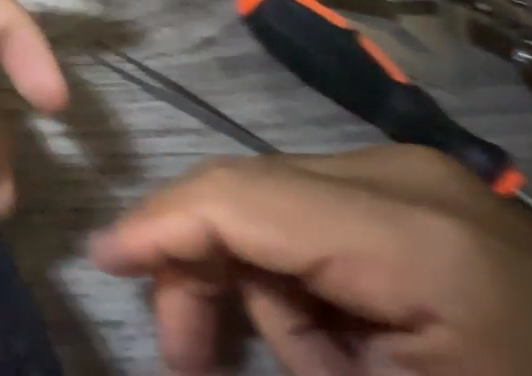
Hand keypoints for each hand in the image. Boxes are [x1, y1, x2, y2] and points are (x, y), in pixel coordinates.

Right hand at [90, 146, 531, 375]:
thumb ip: (282, 334)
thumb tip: (175, 297)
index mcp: (408, 231)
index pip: (236, 198)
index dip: (157, 226)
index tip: (100, 261)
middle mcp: (402, 176)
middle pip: (246, 193)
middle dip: (202, 269)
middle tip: (187, 356)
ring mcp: (421, 179)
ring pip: (275, 206)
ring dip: (261, 287)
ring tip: (306, 366)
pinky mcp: (431, 196)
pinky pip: (321, 218)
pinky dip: (303, 278)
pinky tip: (336, 342)